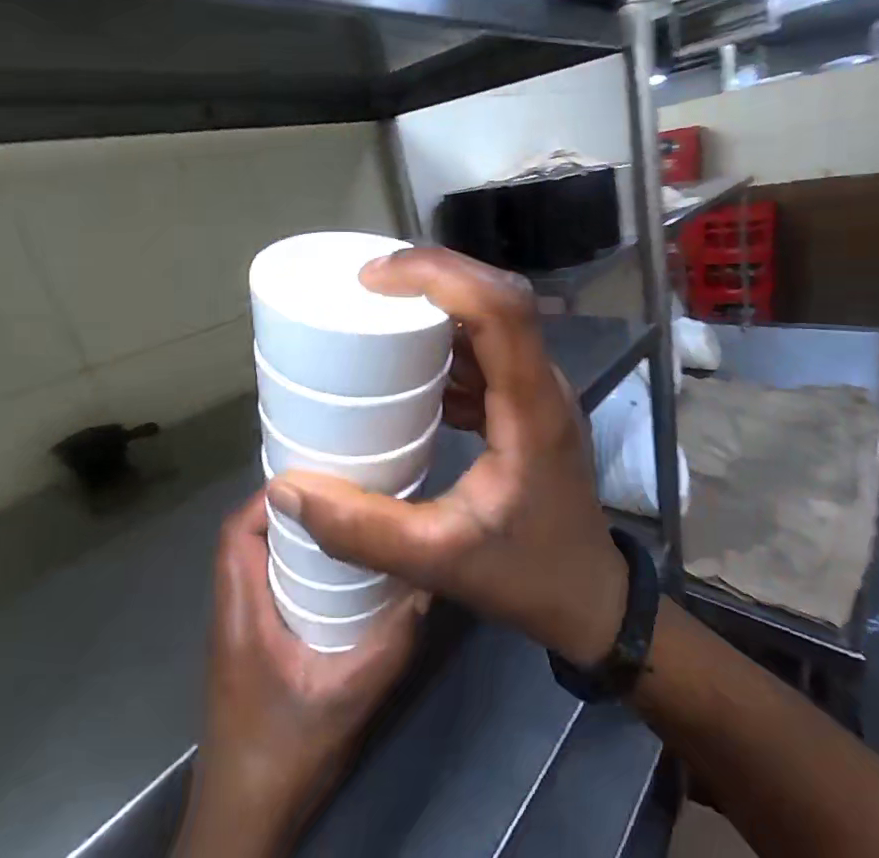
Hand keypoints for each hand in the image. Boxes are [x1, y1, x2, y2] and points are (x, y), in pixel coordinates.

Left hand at [174, 493, 425, 857]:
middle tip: (339, 499)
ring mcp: (235, 628)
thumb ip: (388, 645)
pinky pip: (263, 586)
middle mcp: (230, 608)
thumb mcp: (347, 697)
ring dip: (289, 539)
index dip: (270, 498)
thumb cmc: (284, 750)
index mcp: (239, 609)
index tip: (317, 482)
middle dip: (287, 511)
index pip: (238, 530)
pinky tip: (332, 582)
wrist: (244, 810)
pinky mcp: (246, 644)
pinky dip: (291, 569)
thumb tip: (424, 588)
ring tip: (341, 529)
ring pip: (254, 561)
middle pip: (246, 538)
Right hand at [266, 247, 629, 667]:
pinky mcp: (523, 407)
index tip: (374, 280)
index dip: (440, 276)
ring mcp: (535, 394)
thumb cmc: (528, 576)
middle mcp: (540, 386)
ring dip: (437, 305)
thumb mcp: (439, 560)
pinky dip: (442, 343)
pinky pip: (483, 353)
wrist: (590, 601)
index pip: (501, 308)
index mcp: (531, 408)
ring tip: (376, 310)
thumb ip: (363, 530)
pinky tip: (402, 364)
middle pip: (496, 299)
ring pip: (490, 320)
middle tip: (365, 285)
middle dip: (431, 278)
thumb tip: (288, 488)